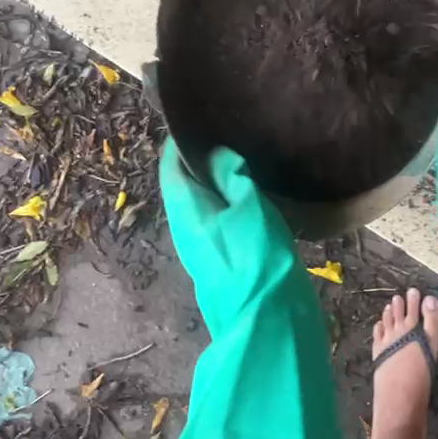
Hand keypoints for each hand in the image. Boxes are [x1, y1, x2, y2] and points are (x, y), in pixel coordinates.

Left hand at [158, 141, 299, 329]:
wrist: (266, 320)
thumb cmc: (255, 257)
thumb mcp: (249, 206)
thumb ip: (231, 176)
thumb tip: (216, 153)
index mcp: (185, 210)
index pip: (171, 166)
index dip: (181, 141)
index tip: (201, 118)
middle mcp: (185, 227)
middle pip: (185, 184)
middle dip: (200, 158)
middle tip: (227, 133)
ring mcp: (202, 247)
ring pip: (202, 203)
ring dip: (217, 180)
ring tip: (243, 157)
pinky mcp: (221, 259)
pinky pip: (218, 218)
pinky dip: (229, 199)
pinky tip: (253, 194)